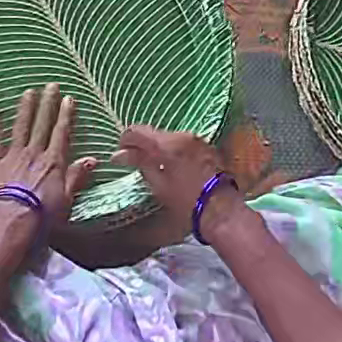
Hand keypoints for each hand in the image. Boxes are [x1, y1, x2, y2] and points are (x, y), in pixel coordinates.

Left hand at [0, 85, 93, 341]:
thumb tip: (92, 159)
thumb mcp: (66, 199)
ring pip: (20, 127)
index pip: (62, 133)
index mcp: (53, 161)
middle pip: (42, 124)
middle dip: (47, 104)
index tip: (69, 98)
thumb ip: (76, 176)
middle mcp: (34, 153)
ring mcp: (12, 156)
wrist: (10, 219)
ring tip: (29, 92)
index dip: (66, 115)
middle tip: (51, 85)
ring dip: (25, 108)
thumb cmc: (42, 214)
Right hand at [110, 126, 248, 240]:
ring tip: (152, 163)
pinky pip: (182, 142)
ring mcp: (196, 139)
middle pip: (154, 133)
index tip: (120, 152)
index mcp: (166, 145)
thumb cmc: (186, 201)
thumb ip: (140, 163)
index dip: (125, 139)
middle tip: (132, 158)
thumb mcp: (158, 184)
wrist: (221, 209)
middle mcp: (181, 136)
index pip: (137, 131)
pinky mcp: (205, 146)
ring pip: (168, 137)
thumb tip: (120, 155)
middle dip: (141, 144)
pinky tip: (169, 163)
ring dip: (158, 147)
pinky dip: (172, 150)